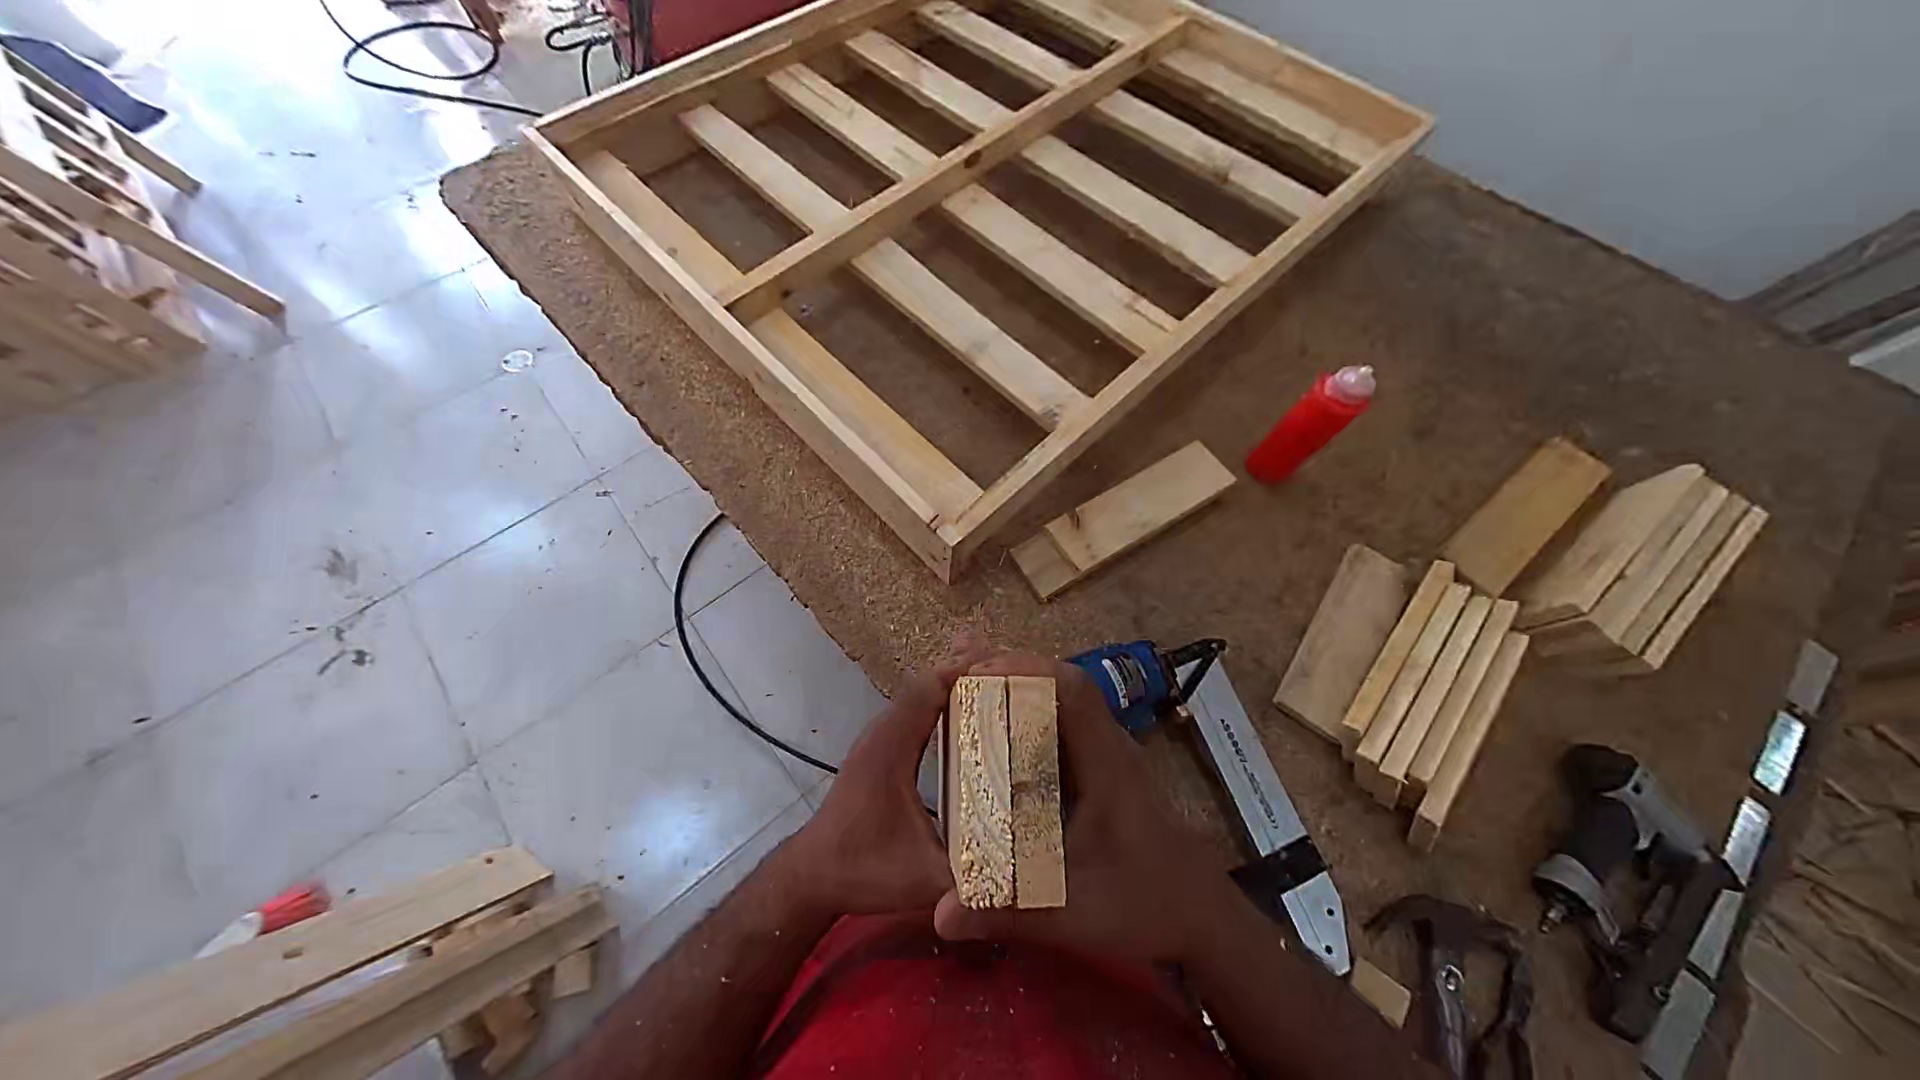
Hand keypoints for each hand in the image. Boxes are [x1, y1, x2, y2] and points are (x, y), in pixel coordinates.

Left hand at [778, 633, 994, 917]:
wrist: (813, 873)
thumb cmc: (863, 869)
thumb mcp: (924, 878)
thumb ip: (971, 873)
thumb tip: (1023, 861)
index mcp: (892, 748)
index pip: (929, 689)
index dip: (967, 672)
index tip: (1010, 669)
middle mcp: (885, 731)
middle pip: (929, 682)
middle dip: (970, 672)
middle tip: (1017, 671)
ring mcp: (881, 736)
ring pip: (922, 692)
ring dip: (958, 684)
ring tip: (1002, 683)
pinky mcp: (883, 746)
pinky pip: (917, 708)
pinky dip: (945, 700)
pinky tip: (972, 710)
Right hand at [933, 653, 1237, 964]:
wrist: (1204, 916)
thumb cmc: (1146, 907)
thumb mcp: (1075, 916)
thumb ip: (1009, 912)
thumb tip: (938, 915)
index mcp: (1108, 766)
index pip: (1074, 692)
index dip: (1026, 670)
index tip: (976, 671)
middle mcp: (1111, 747)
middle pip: (1065, 683)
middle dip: (1011, 671)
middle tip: (958, 675)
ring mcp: (1111, 753)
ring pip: (1066, 698)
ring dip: (1020, 686)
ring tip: (969, 687)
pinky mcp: (1105, 765)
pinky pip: (1066, 720)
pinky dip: (1030, 710)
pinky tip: (998, 724)